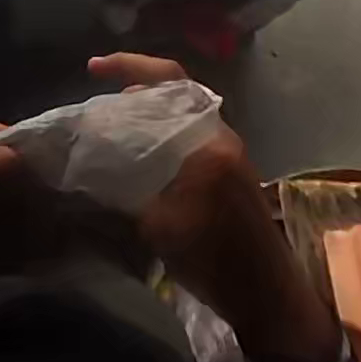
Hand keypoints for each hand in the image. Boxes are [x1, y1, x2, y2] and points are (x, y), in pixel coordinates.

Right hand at [91, 52, 339, 361]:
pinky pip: (187, 129)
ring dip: (146, 107)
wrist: (267, 296)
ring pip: (179, 109)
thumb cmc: (213, 263)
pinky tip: (137, 148)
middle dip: (133, 84)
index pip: (167, 81)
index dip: (128, 65)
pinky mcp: (229, 165)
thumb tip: (94, 155)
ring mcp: (228, 148)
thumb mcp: (159, 225)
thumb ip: (127, 183)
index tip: (93, 67)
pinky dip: (159, 128)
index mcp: (205, 141)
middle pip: (172, 89)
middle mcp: (219, 133)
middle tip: (99, 97)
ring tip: (111, 121)